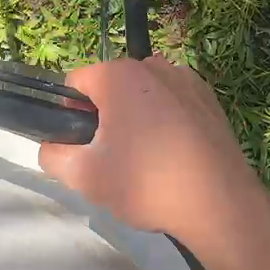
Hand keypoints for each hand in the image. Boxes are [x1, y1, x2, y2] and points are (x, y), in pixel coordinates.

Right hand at [39, 56, 269, 252]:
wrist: (220, 205)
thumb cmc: (147, 183)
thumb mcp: (85, 177)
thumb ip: (53, 155)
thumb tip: (50, 146)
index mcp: (117, 75)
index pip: (76, 83)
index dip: (72, 114)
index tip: (85, 145)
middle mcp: (150, 65)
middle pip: (110, 86)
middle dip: (106, 115)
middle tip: (115, 158)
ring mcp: (184, 78)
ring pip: (142, 93)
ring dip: (137, 115)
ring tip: (148, 159)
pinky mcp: (208, 97)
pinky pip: (172, 101)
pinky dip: (167, 118)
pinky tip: (175, 153)